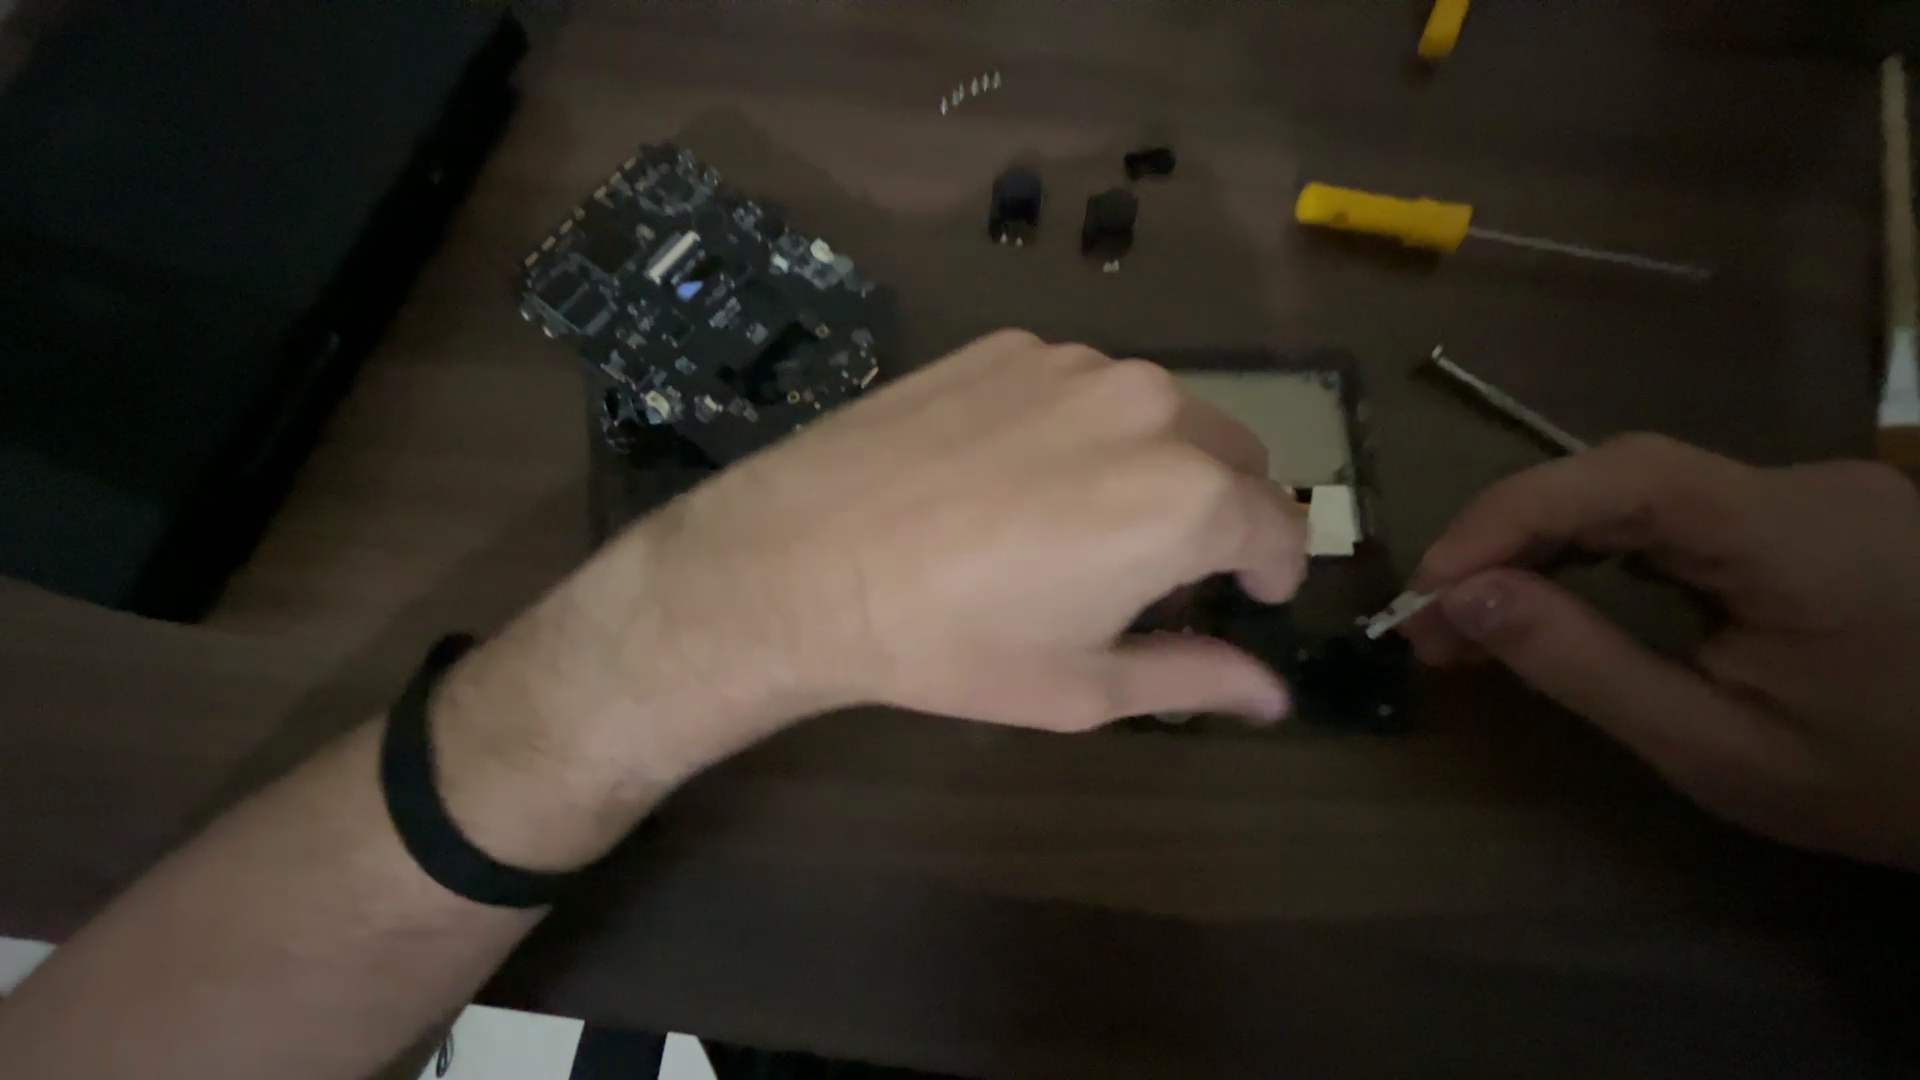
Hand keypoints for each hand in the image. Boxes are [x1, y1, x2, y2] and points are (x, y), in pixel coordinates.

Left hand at [460, 331, 1308, 827]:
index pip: (1280, 525)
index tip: (1251, 594)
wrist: (803, 561)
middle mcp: (1147, 407)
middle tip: (1164, 566)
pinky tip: (1016, 473)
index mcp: (1186, 496)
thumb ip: (1194, 678)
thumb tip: (1275, 695)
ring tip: (1084, 518)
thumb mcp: (1082, 684)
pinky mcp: (1007, 346)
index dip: (1274, 568)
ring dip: (1155, 462)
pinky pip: (1082, 385)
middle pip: (1233, 455)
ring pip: (1160, 411)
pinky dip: (1084, 427)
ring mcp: (1072, 363)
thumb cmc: (952, 643)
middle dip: (1223, 511)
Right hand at [1402, 434, 1919, 868]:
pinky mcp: (1784, 513)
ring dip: (1525, 545)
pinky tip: (1535, 588)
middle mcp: (1803, 488)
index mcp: (1807, 540)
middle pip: (1609, 477)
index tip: (1429, 587)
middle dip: (1499, 540)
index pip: (1626, 479)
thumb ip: (1582, 666)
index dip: (1507, 515)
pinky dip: (1572, 547)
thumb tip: (1459, 599)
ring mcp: (1798, 494)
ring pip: (1619, 490)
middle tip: (1426, 615)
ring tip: (1462, 611)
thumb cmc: (1890, 785)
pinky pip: (1650, 511)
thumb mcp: (1716, 750)